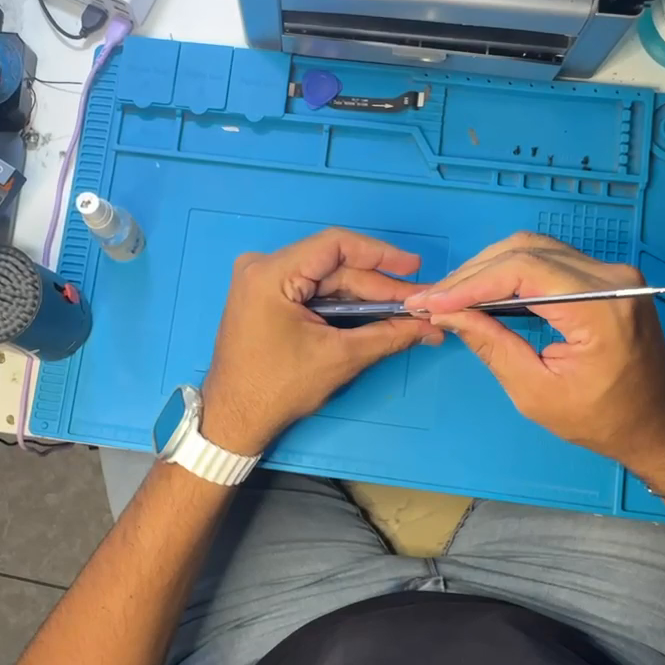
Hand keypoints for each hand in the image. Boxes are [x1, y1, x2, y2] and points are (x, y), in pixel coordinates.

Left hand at [201, 229, 439, 455]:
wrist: (234, 419)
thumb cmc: (277, 389)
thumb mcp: (339, 358)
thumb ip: (388, 336)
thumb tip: (430, 326)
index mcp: (271, 273)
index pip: (335, 245)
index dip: (380, 254)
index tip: (414, 268)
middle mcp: (262, 267)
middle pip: (334, 266)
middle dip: (378, 284)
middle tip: (418, 301)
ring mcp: (261, 282)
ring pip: (326, 280)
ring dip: (365, 295)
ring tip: (406, 308)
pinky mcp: (266, 298)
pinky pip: (313, 292)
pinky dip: (343, 303)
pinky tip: (376, 311)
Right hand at [402, 233, 664, 487]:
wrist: (659, 423)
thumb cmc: (602, 419)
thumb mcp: (536, 392)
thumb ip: (491, 345)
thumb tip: (446, 314)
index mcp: (600, 307)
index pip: (523, 270)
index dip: (470, 283)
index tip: (430, 302)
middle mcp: (610, 278)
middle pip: (525, 250)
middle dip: (472, 273)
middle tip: (432, 300)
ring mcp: (610, 273)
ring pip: (534, 249)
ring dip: (487, 270)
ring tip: (450, 297)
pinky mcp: (604, 279)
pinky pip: (548, 261)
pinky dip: (509, 273)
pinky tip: (482, 292)